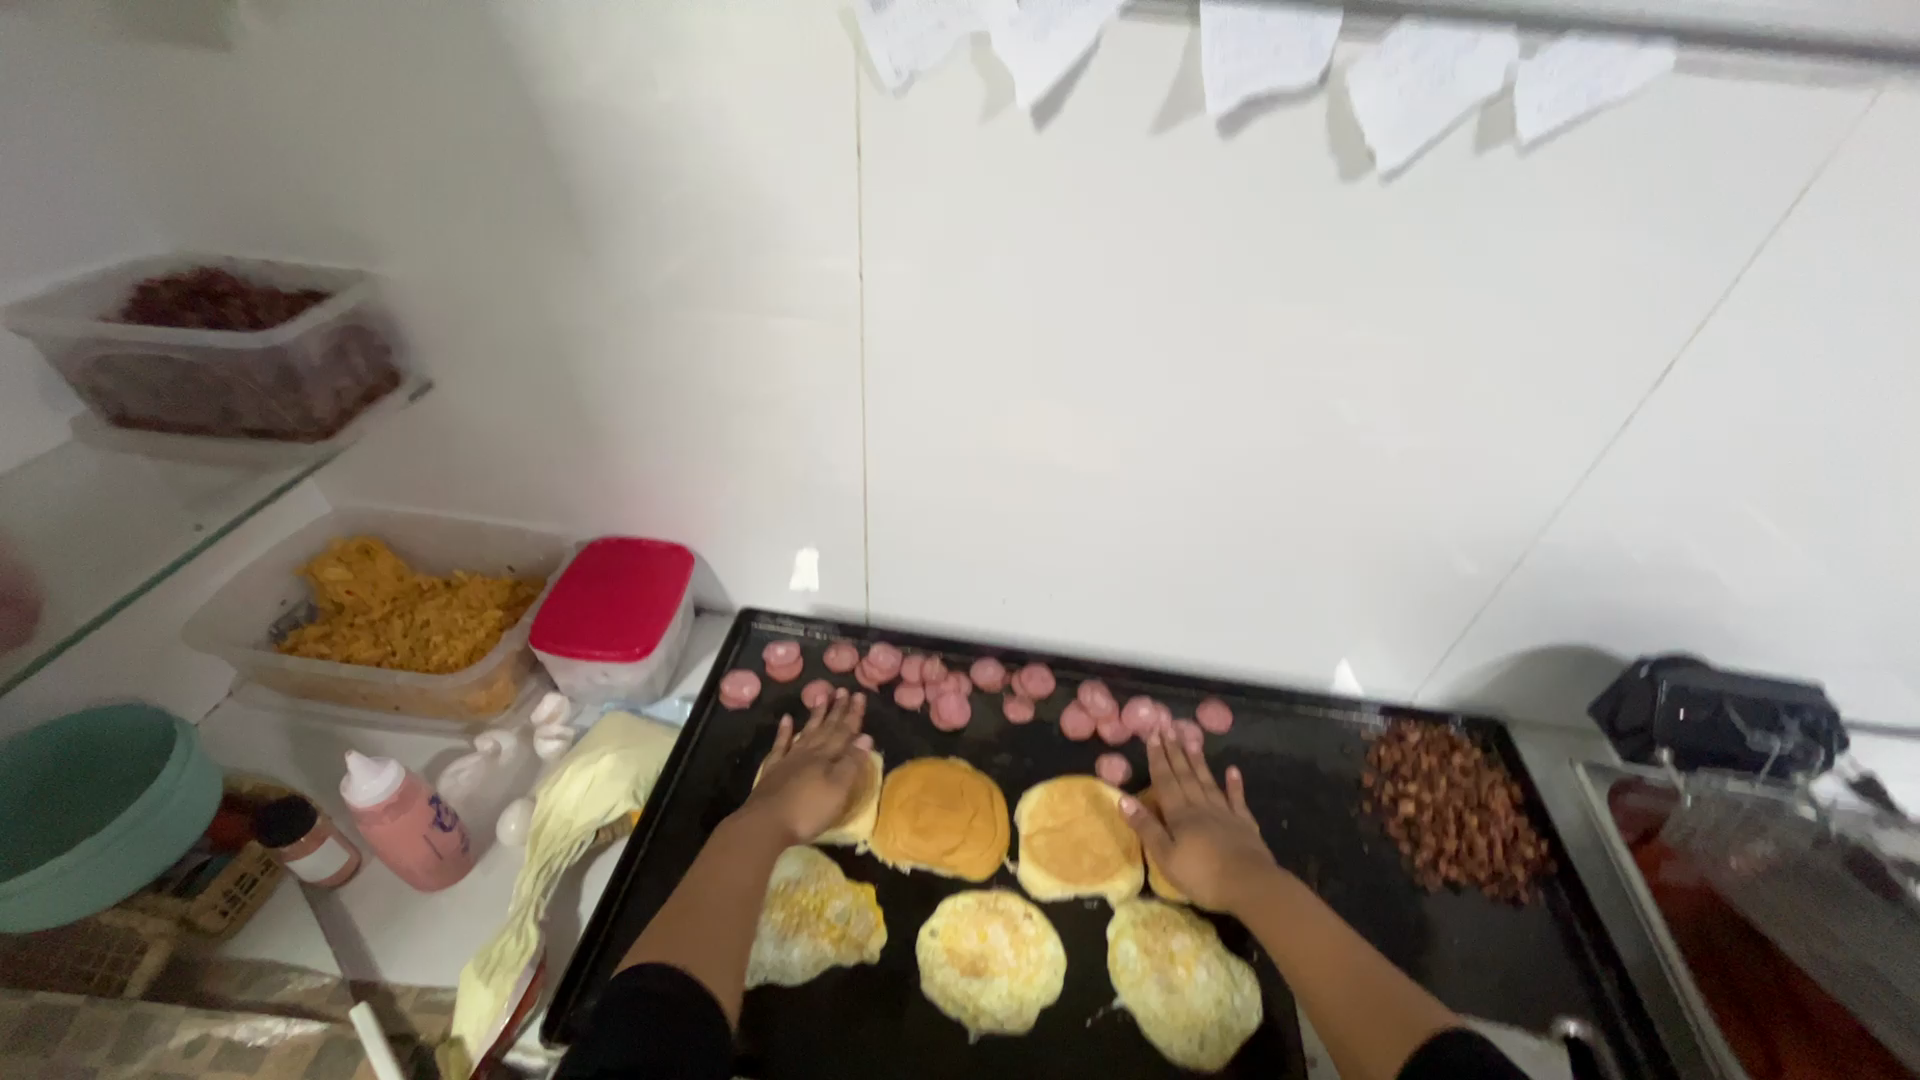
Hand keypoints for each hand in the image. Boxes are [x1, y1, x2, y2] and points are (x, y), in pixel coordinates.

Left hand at [739, 689, 872, 845]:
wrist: (765, 824)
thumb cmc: (808, 810)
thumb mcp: (838, 790)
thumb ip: (852, 763)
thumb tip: (865, 737)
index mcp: (827, 758)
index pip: (844, 732)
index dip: (853, 715)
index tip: (859, 696)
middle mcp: (809, 753)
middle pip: (826, 728)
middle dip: (837, 709)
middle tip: (843, 690)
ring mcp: (788, 760)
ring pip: (806, 731)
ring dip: (815, 715)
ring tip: (821, 696)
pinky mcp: (773, 771)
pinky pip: (780, 745)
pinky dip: (784, 731)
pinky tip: (786, 719)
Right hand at [1120, 728, 1280, 913]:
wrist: (1250, 885)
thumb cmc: (1202, 875)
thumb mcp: (1165, 857)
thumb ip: (1146, 827)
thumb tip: (1122, 798)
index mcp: (1180, 815)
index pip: (1165, 780)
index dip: (1158, 758)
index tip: (1153, 734)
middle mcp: (1201, 807)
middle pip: (1185, 775)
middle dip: (1175, 751)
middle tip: (1169, 727)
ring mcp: (1225, 813)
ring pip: (1207, 781)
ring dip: (1198, 761)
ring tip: (1192, 740)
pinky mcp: (1244, 824)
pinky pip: (1237, 799)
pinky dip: (1235, 784)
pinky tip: (1233, 770)